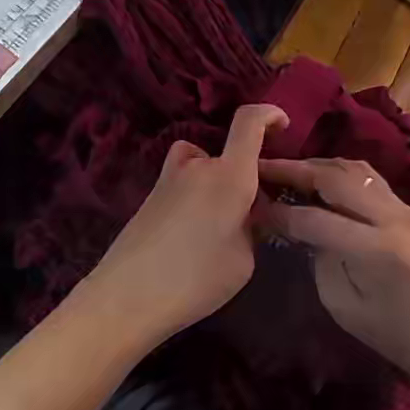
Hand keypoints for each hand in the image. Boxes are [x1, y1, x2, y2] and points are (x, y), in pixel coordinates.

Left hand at [78, 104, 288, 344]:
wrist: (127, 294)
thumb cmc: (196, 279)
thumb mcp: (244, 258)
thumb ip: (250, 225)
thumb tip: (244, 212)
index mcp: (228, 175)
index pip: (248, 122)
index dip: (268, 114)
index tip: (282, 125)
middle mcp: (196, 166)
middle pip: (226, 154)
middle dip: (242, 176)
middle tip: (251, 214)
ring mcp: (167, 178)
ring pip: (202, 169)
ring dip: (214, 186)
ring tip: (219, 228)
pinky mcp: (149, 195)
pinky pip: (184, 183)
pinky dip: (194, 197)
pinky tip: (191, 236)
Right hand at [258, 158, 409, 373]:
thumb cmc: (379, 324)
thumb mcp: (335, 297)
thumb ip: (314, 251)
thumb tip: (282, 219)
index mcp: (379, 250)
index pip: (317, 219)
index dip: (280, 212)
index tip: (253, 208)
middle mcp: (394, 219)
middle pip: (335, 179)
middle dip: (293, 172)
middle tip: (260, 170)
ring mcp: (402, 207)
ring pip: (350, 168)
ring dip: (313, 165)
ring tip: (282, 170)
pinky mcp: (401, 203)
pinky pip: (363, 174)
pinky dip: (332, 170)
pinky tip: (311, 176)